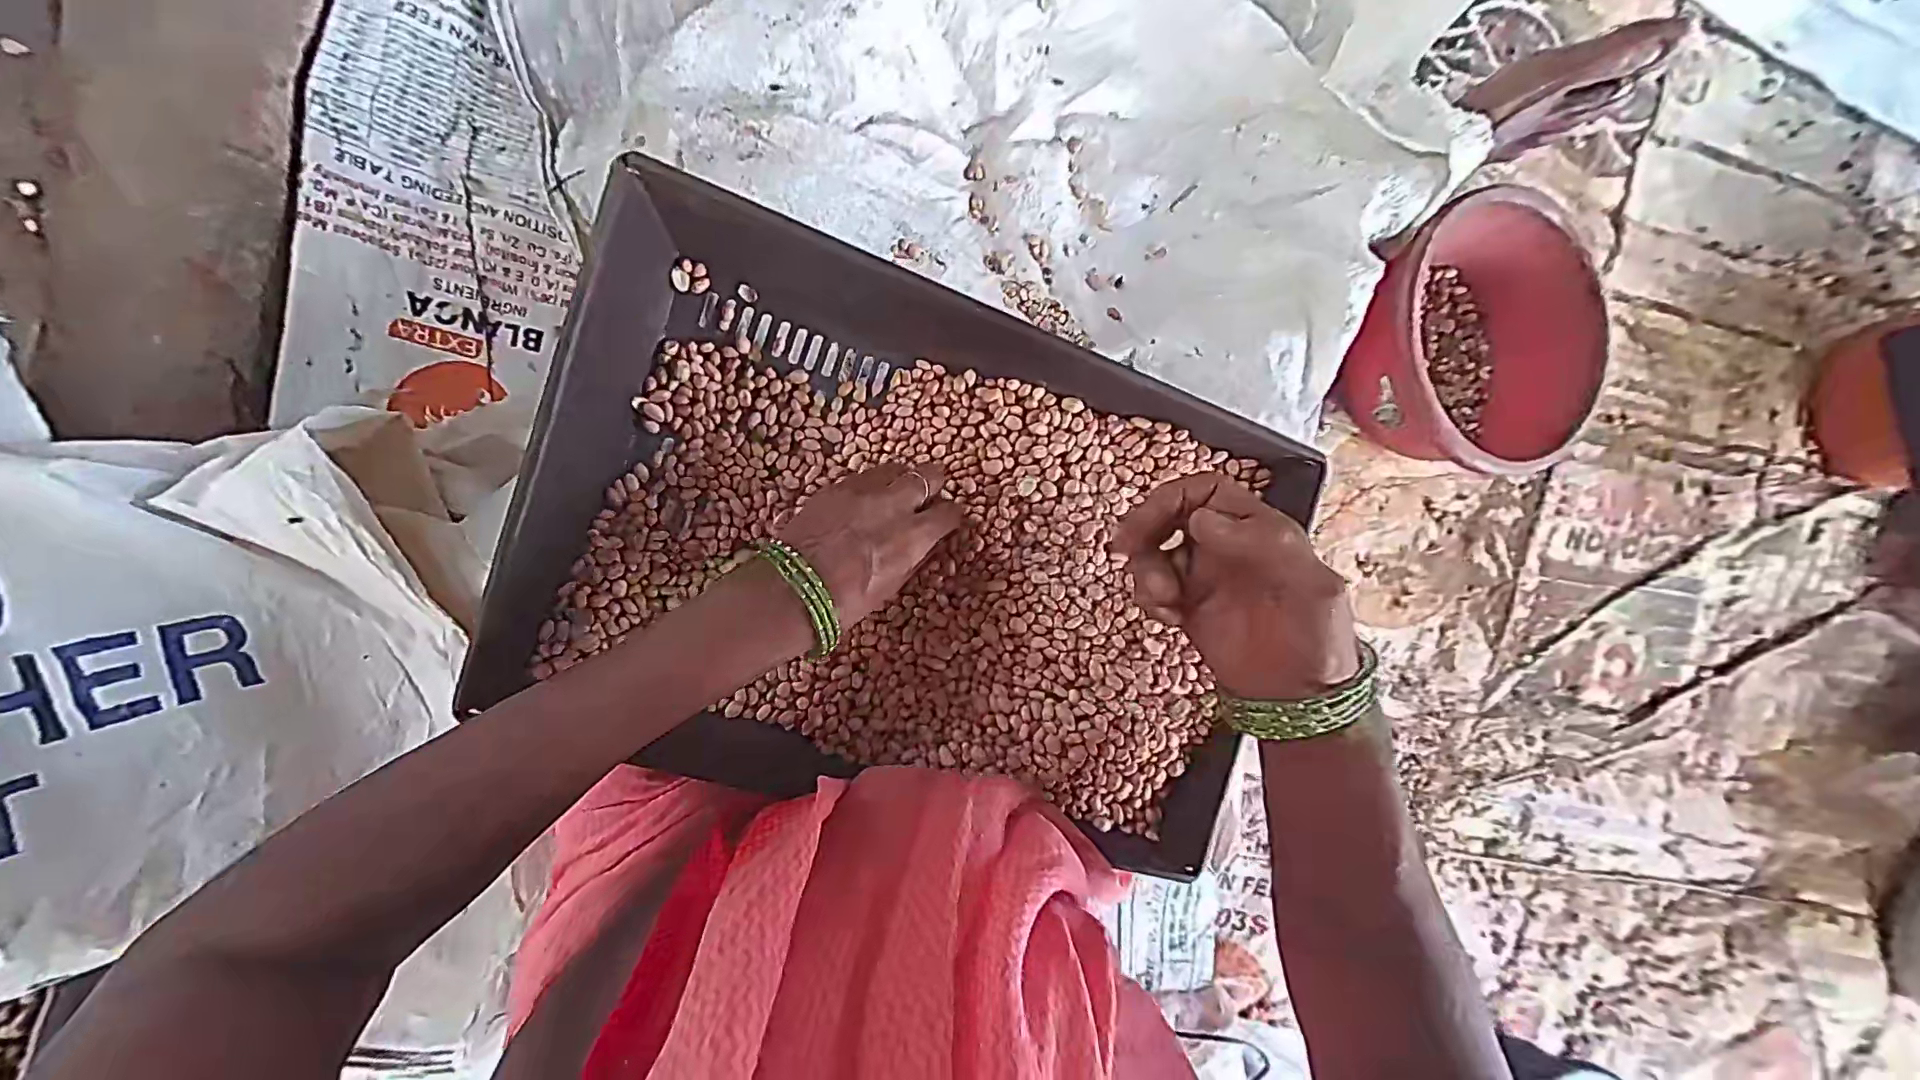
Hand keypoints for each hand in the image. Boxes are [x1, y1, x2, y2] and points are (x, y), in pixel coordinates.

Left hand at [776, 461, 965, 628]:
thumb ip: (912, 558)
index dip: (951, 515)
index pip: (949, 512)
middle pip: (929, 475)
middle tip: (928, 496)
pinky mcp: (836, 487)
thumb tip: (923, 543)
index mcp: (913, 535)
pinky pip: (865, 476)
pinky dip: (872, 484)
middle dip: (933, 484)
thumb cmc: (846, 602)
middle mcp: (894, 504)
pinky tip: (865, 499)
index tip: (947, 520)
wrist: (792, 590)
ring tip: (897, 492)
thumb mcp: (890, 586)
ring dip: (902, 479)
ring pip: (896, 468)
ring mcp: (863, 490)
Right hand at [1112, 472, 1358, 700]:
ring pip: (1153, 552)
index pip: (1205, 491)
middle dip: (1143, 529)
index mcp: (1256, 529)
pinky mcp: (1185, 607)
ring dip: (1145, 570)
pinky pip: (1151, 589)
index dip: (1173, 497)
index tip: (1152, 518)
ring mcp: (1202, 577)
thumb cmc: (1318, 638)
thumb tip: (1199, 519)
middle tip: (1126, 549)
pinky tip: (1170, 619)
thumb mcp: (1308, 584)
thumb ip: (1261, 543)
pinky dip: (1149, 600)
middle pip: (1169, 516)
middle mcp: (1224, 547)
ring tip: (1163, 600)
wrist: (1300, 699)